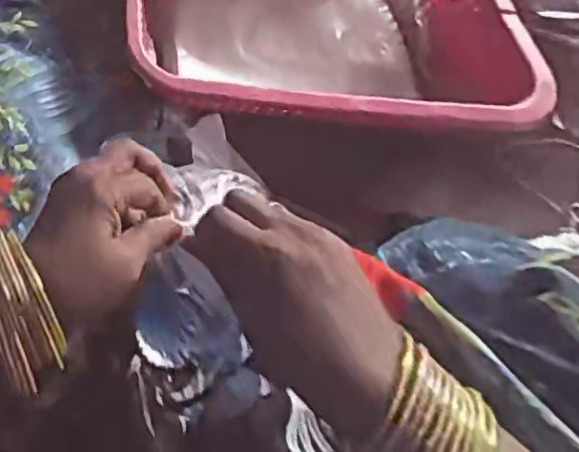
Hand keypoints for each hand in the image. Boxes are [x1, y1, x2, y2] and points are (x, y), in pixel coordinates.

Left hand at [24, 139, 184, 328]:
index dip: (163, 206)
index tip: (171, 231)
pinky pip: (96, 178)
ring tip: (148, 216)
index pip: (145, 183)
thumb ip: (153, 236)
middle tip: (166, 202)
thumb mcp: (127, 264)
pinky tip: (126, 218)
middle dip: (152, 172)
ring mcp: (70, 180)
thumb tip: (175, 224)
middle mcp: (84, 171)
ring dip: (133, 181)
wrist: (32, 293)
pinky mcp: (63, 193)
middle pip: (126, 153)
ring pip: (111, 164)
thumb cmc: (83, 281)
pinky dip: (115, 190)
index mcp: (100, 184)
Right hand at [186, 192, 402, 439]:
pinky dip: (281, 233)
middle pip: (238, 198)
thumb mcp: (253, 323)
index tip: (201, 251)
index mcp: (267, 252)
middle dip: (226, 218)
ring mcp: (317, 232)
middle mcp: (291, 230)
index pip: (216, 216)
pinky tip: (287, 262)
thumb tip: (197, 251)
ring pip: (268, 206)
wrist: (381, 381)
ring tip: (256, 254)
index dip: (203, 232)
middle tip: (225, 247)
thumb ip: (225, 277)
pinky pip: (295, 221)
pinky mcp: (337, 241)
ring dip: (254, 223)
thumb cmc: (308, 363)